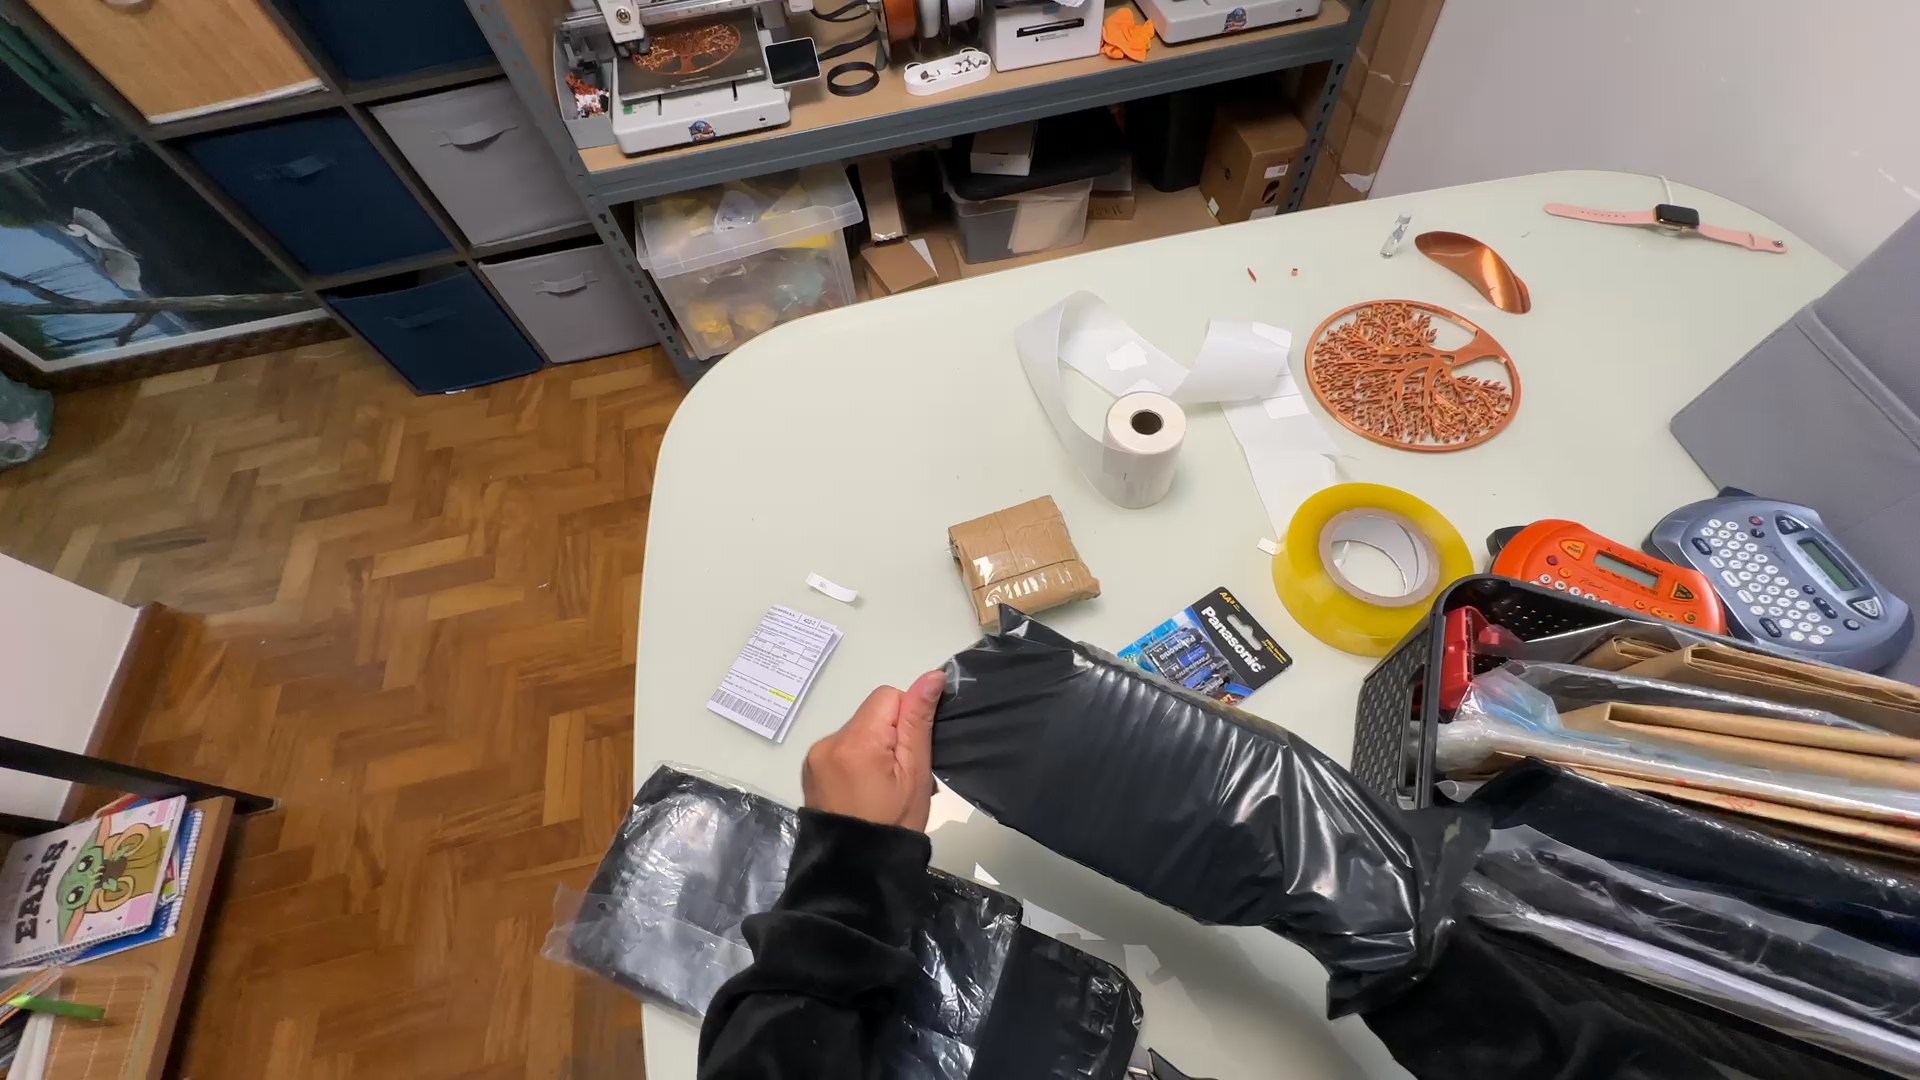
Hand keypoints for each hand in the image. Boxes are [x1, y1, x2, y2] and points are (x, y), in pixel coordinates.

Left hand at [801, 670, 945, 830]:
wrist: (855, 873)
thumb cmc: (894, 825)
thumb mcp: (915, 772)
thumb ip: (919, 719)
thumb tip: (932, 676)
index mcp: (856, 740)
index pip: (889, 696)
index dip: (907, 719)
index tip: (910, 753)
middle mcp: (828, 741)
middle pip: (872, 713)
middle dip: (890, 734)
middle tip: (900, 775)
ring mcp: (815, 756)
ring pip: (858, 730)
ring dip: (874, 747)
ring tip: (882, 786)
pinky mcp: (810, 769)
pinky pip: (842, 748)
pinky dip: (857, 760)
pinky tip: (864, 789)